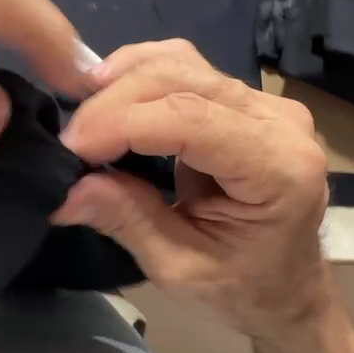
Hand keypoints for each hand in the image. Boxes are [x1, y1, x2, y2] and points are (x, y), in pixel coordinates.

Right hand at [53, 40, 333, 339]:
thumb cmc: (242, 289)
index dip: (122, 124)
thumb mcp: (180, 268)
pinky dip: (140, 75)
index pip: (190, 119)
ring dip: (122, 82)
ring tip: (83, 119)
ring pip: (181, 62)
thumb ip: (128, 221)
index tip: (71, 149)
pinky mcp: (246, 100)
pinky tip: (110, 95)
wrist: (287, 290)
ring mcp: (266, 103)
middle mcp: (280, 121)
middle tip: (69, 142)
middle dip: (114, 102)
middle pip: (182, 78)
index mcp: (279, 169)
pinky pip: (187, 67)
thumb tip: (67, 189)